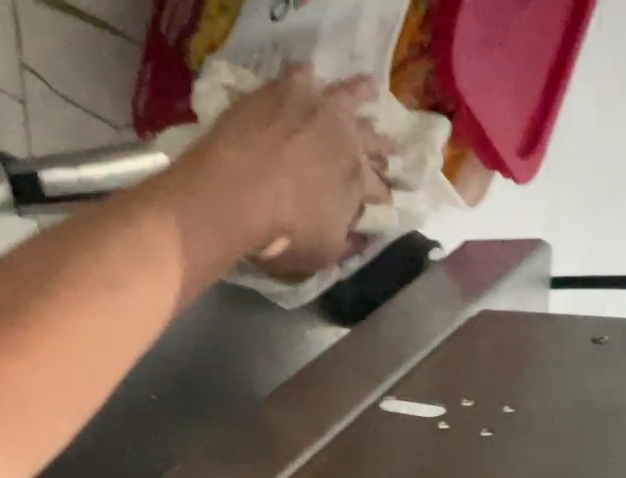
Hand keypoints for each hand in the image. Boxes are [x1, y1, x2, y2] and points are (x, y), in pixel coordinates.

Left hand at [181, 67, 395, 279]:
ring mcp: (318, 108)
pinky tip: (304, 76)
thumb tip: (365, 239)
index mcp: (356, 181)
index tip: (383, 198)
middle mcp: (347, 138)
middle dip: (381, 145)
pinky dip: (306, 77)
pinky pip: (302, 75)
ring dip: (360, 93)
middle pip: (371, 140)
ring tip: (368, 89)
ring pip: (349, 94)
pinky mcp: (286, 90)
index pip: (378, 188)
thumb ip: (345, 246)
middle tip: (389, 146)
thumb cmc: (279, 234)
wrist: (236, 194)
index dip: (382, 195)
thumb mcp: (318, 254)